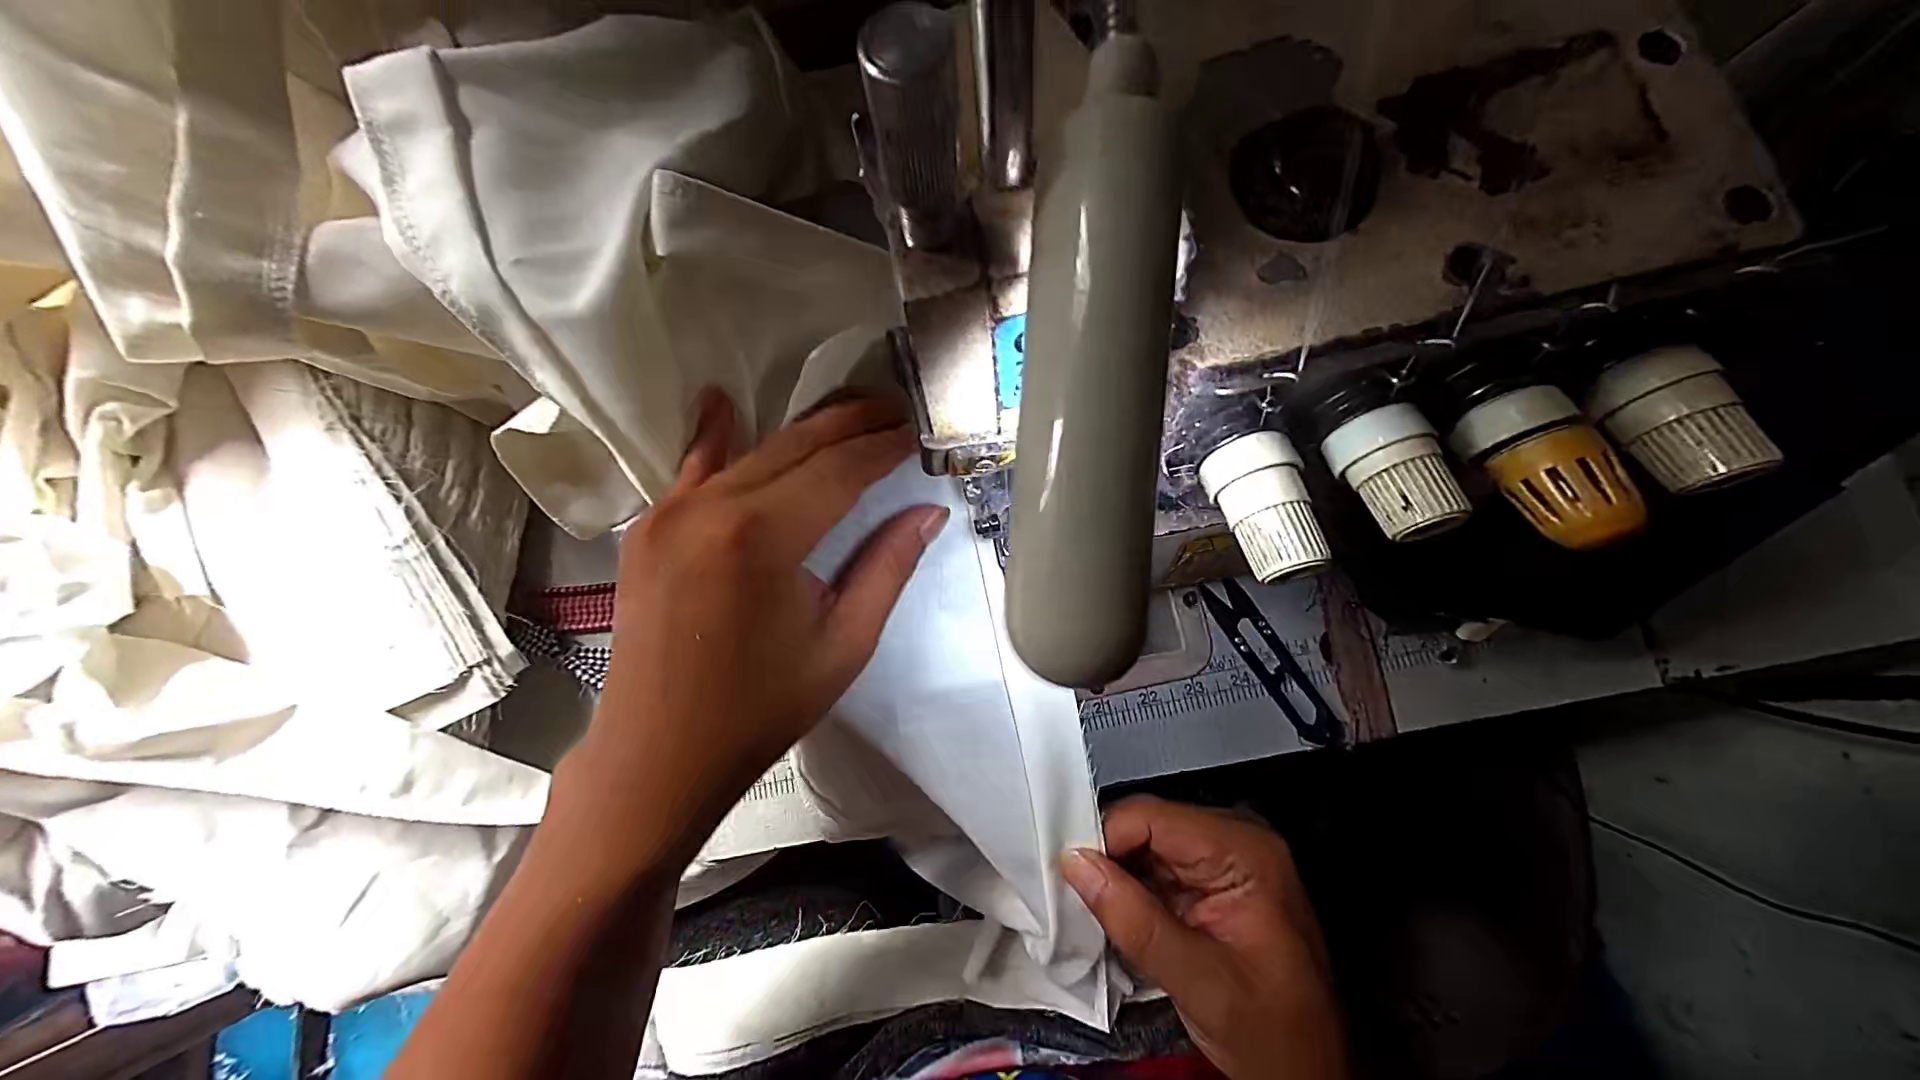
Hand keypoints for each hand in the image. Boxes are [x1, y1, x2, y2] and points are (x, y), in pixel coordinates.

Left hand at [552, 390, 948, 874]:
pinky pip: (693, 469)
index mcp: (763, 537)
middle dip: (850, 424)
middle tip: (892, 409)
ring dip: (803, 431)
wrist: (657, 756)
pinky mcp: (647, 528)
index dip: (882, 448)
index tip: (915, 432)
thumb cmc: (759, 710)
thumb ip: (888, 567)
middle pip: (796, 446)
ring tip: (847, 412)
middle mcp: (710, 507)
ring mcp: (669, 512)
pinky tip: (724, 402)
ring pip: (751, 451)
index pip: (839, 470)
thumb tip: (927, 513)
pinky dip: (717, 436)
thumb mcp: (844, 644)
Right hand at [1063, 796, 1349, 1079]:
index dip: (1105, 839)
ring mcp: (1221, 860)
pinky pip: (1153, 868)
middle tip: (1079, 897)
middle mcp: (1234, 841)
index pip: (1152, 817)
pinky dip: (1130, 892)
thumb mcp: (1200, 982)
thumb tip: (1077, 865)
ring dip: (1115, 877)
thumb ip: (1135, 920)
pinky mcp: (1209, 880)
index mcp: (1244, 851)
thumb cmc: (1275, 1035)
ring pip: (1143, 846)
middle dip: (1108, 860)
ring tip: (1098, 914)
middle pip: (1145, 826)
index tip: (1072, 873)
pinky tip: (1121, 919)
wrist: (1310, 1075)